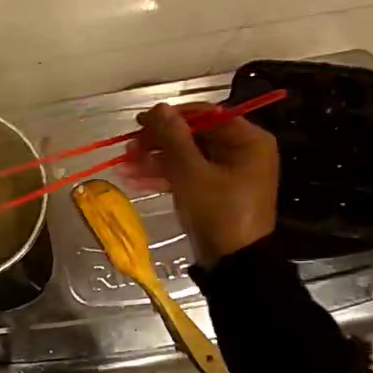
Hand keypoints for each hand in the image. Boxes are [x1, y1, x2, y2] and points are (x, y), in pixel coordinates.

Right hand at [126, 102, 278, 262]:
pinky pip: (188, 176)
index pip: (206, 115)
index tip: (140, 122)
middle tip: (128, 148)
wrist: (235, 264)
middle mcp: (241, 152)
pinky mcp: (215, 193)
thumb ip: (173, 137)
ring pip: (186, 157)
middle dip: (158, 143)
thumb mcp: (191, 173)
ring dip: (155, 160)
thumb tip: (158, 108)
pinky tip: (134, 180)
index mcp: (247, 140)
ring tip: (124, 166)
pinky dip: (164, 176)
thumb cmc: (219, 212)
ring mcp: (227, 173)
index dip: (171, 117)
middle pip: (193, 136)